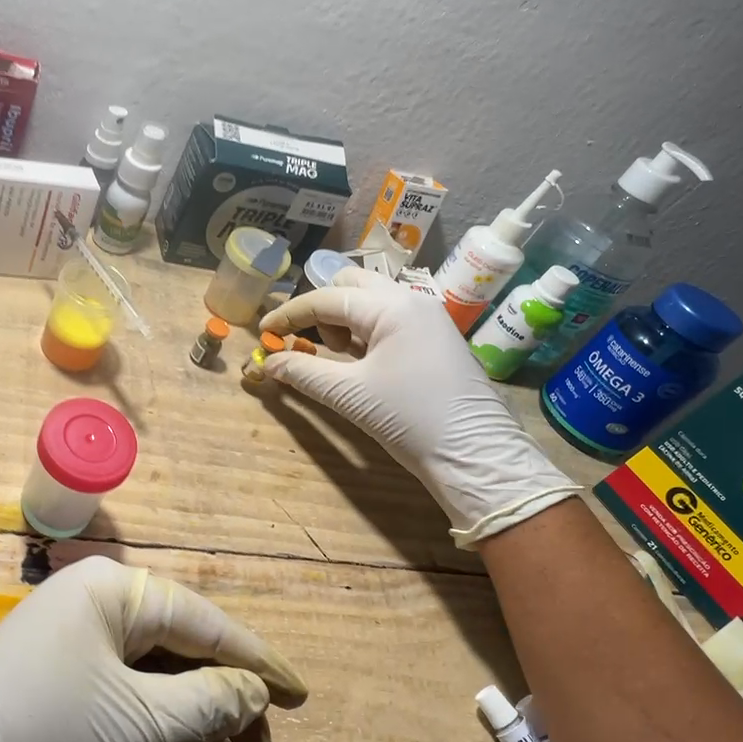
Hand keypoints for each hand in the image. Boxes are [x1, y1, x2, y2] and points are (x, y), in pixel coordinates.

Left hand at [0, 556, 307, 741]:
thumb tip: (252, 693)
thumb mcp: (137, 723)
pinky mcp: (56, 664)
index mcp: (113, 587)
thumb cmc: (47, 729)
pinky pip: (122, 676)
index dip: (256, 660)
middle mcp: (94, 594)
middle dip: (226, 686)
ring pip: (153, 660)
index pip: (202, 620)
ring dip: (194, 701)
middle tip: (266, 737)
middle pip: (179, 638)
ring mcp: (72, 627)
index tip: (301, 694)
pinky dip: (156, 706)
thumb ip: (206, 704)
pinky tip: (180, 733)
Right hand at [260, 266, 580, 546]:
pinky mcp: (437, 338)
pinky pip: (390, 318)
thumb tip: (269, 363)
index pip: (326, 298)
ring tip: (340, 359)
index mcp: (391, 307)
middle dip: (322, 308)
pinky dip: (367, 331)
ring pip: (372, 299)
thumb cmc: (411, 420)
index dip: (290, 314)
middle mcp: (412, 300)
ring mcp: (429, 317)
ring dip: (345, 319)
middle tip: (313, 346)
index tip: (265, 331)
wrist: (477, 458)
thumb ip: (303, 372)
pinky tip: (364, 363)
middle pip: (351, 284)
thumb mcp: (350, 396)